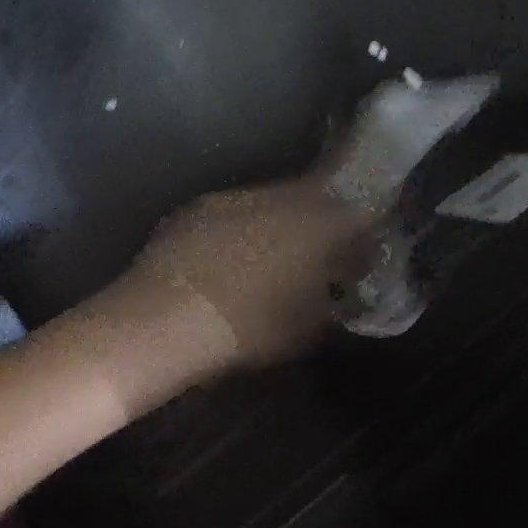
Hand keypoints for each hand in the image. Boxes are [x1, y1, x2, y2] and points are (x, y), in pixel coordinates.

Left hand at [52, 171, 378, 418]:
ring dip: (275, 222)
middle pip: (312, 198)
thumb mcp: (311, 326)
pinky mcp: (191, 208)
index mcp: (318, 223)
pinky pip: (229, 212)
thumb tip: (341, 282)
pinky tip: (227, 255)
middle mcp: (275, 198)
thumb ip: (335, 297)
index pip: (359, 212)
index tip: (361, 255)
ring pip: (267, 201)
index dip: (362, 232)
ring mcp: (229, 198)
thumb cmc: (250, 329)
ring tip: (269, 256)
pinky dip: (236, 228)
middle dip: (319, 221)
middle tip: (317, 255)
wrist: (165, 316)